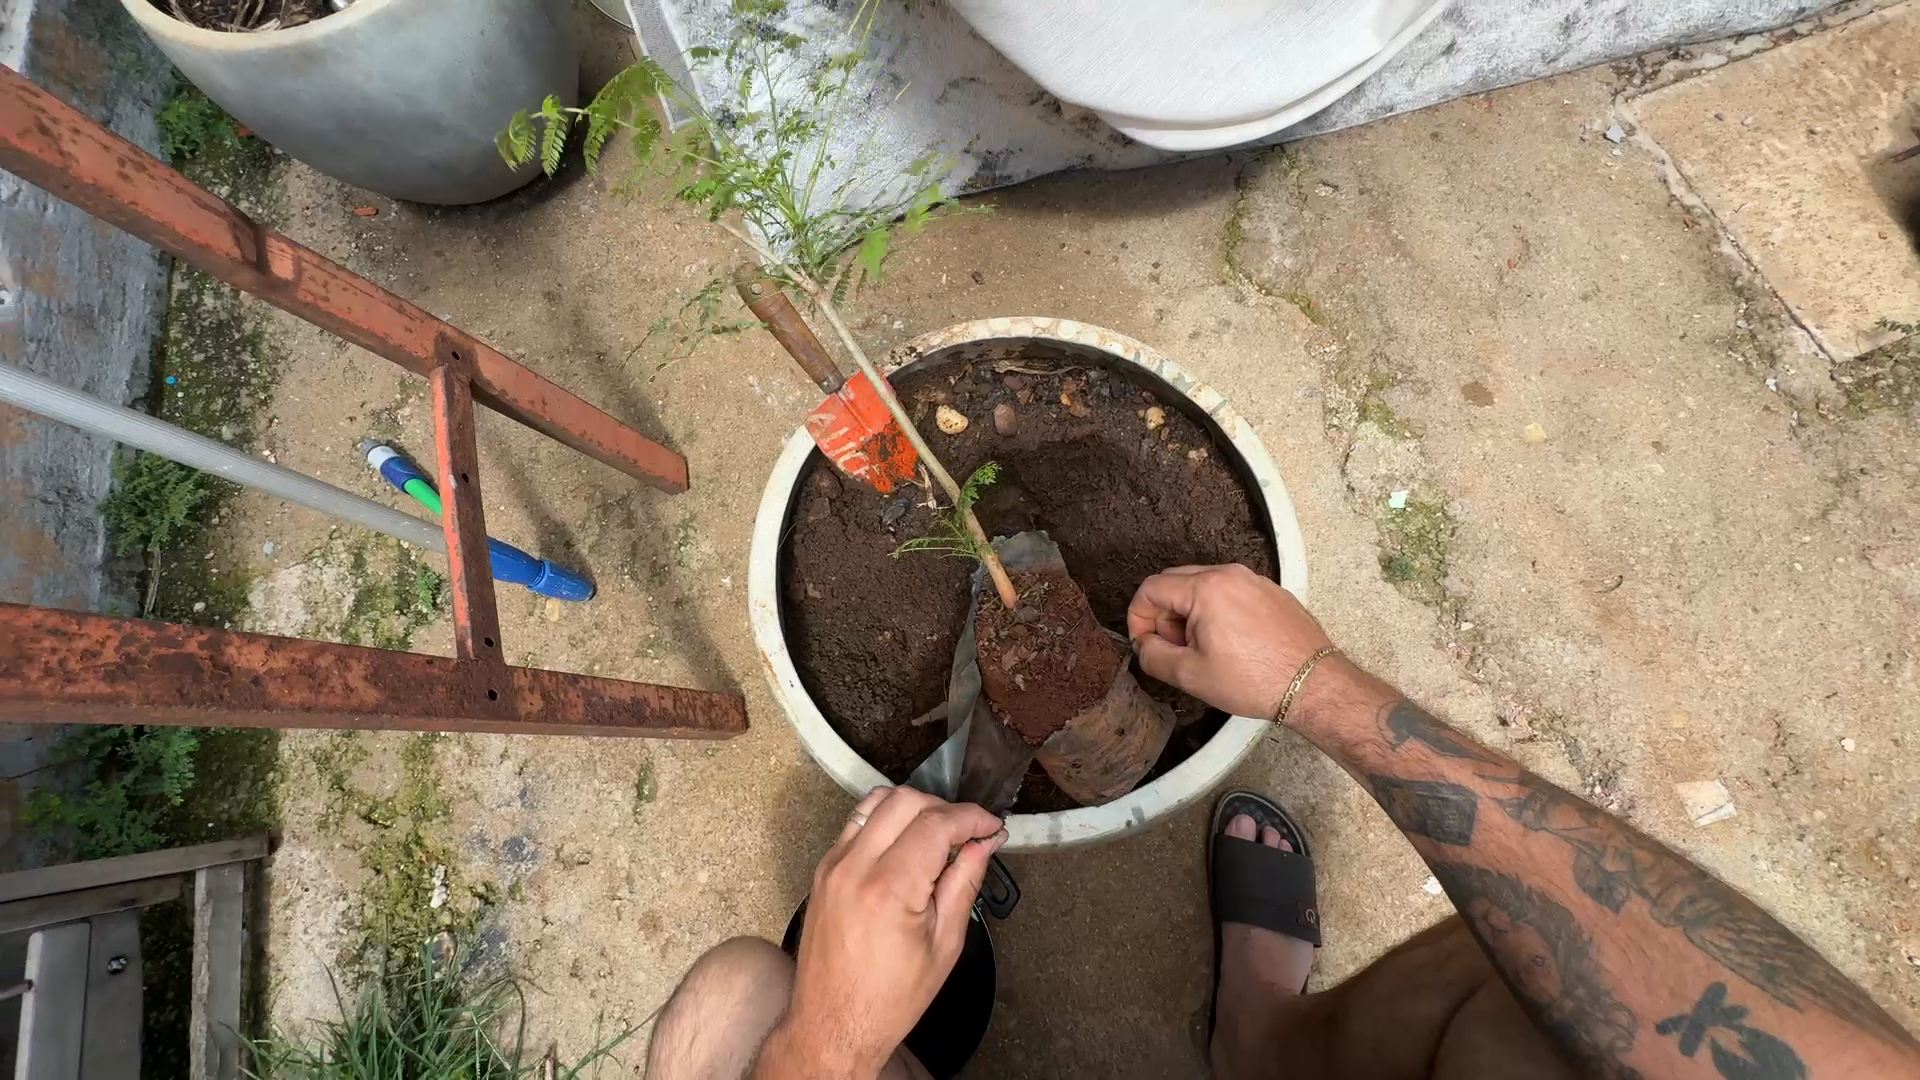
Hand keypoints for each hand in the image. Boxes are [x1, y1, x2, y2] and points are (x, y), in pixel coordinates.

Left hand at [780, 787, 1005, 1075]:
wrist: (832, 1025)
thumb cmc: (889, 998)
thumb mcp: (944, 945)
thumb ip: (965, 883)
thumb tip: (984, 843)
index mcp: (889, 890)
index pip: (936, 824)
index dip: (971, 817)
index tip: (991, 825)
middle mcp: (856, 866)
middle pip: (907, 800)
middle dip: (945, 808)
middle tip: (967, 832)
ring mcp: (834, 863)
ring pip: (879, 800)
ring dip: (914, 806)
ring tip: (937, 834)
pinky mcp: (824, 866)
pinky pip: (858, 820)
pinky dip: (887, 818)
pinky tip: (905, 843)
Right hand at [1126, 563, 1333, 719]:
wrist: (1315, 686)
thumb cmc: (1256, 680)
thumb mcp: (1190, 675)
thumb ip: (1152, 656)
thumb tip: (1143, 645)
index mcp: (1205, 588)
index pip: (1150, 589)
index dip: (1137, 618)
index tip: (1145, 643)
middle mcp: (1229, 574)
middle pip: (1174, 582)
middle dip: (1164, 615)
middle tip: (1174, 648)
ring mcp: (1253, 580)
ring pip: (1202, 586)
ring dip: (1189, 613)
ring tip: (1203, 648)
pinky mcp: (1271, 591)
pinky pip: (1230, 592)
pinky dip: (1216, 611)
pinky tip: (1230, 644)